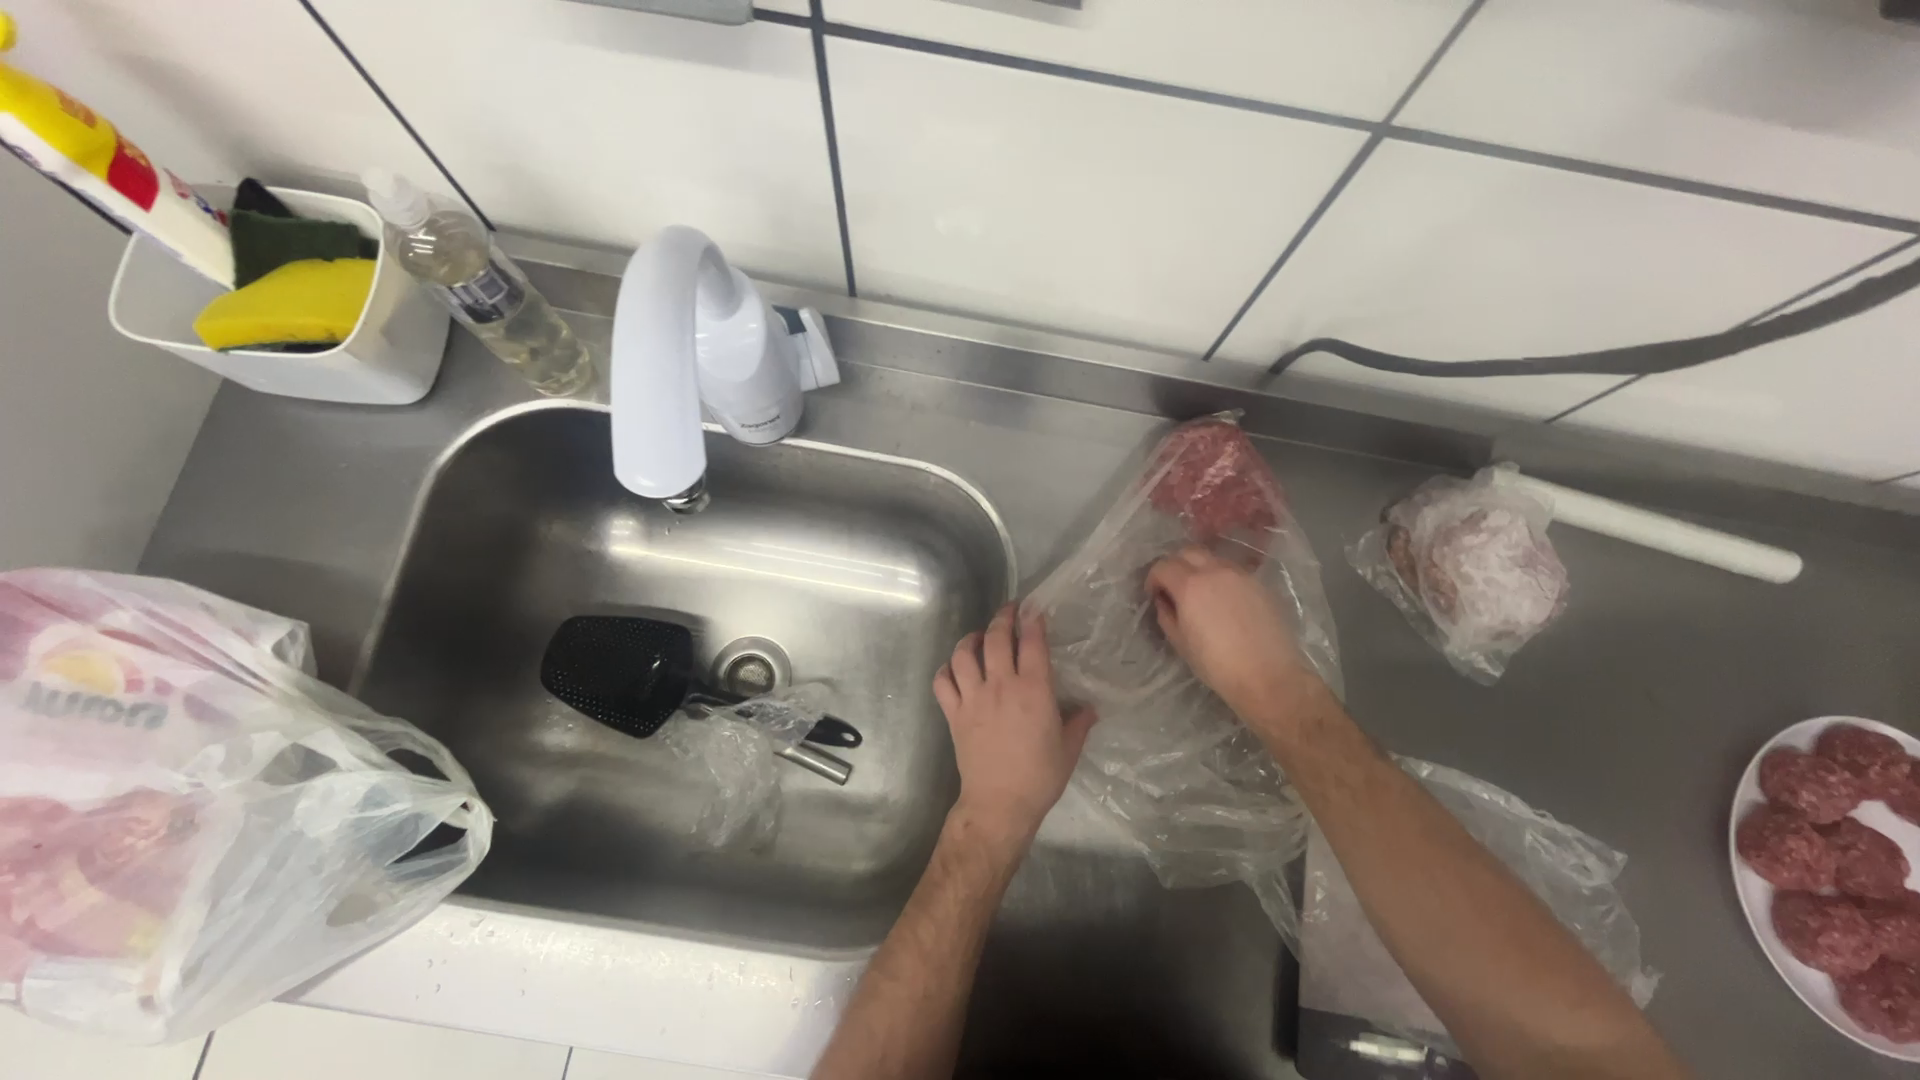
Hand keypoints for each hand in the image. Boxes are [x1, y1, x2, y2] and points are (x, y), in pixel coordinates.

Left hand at [933, 604, 1096, 850]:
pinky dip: (946, 669)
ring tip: (979, 636)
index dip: (1032, 619)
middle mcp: (1001, 686)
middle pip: (995, 638)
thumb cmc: (1040, 777)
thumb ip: (1079, 722)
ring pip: (963, 654)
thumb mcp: (1069, 749)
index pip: (1032, 641)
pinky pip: (942, 682)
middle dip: (1002, 618)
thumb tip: (1089, 708)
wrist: (1000, 804)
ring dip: (970, 639)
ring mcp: (973, 698)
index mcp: (1033, 690)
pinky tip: (954, 668)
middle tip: (1009, 611)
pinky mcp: (954, 714)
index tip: (1034, 608)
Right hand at [1146, 546, 1331, 731]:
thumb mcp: (1180, 643)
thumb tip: (1164, 601)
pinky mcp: (1260, 585)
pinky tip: (1225, 602)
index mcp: (1190, 585)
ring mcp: (1241, 575)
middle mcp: (1215, 571)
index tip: (1154, 594)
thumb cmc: (1217, 664)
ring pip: (1214, 559)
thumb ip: (1166, 615)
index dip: (1153, 578)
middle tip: (1174, 587)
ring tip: (1201, 594)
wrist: (1268, 675)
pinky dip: (1222, 579)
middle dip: (1175, 565)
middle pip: (1188, 552)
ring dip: (1200, 569)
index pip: (1163, 566)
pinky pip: (1234, 572)